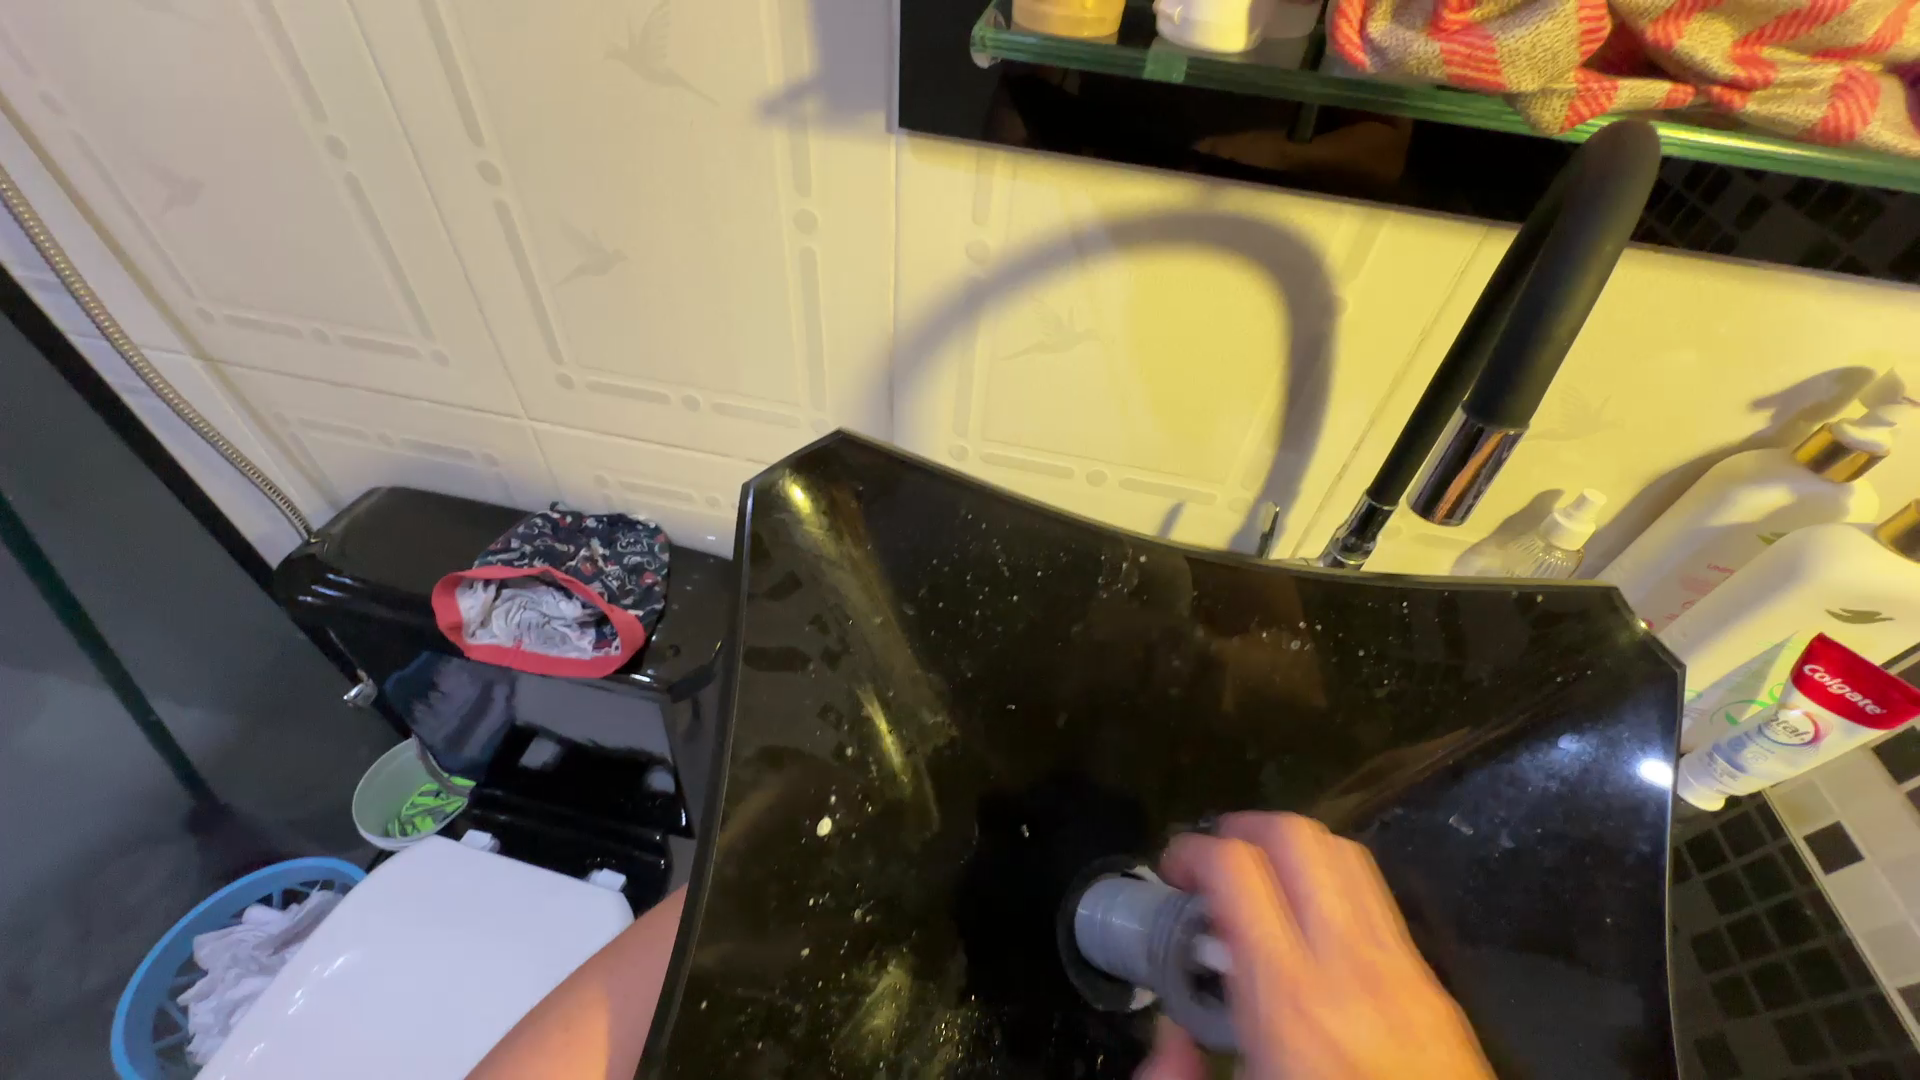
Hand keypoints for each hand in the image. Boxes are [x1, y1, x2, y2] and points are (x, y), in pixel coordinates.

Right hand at [1136, 813, 1493, 1079]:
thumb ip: (1178, 1075)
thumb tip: (1171, 1034)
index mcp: (1288, 1000)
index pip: (1237, 869)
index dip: (1191, 851)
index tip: (1172, 873)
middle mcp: (1348, 964)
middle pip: (1295, 837)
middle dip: (1242, 830)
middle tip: (1213, 863)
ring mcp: (1402, 970)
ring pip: (1343, 853)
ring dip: (1291, 849)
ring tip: (1261, 881)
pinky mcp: (1435, 988)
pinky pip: (1377, 899)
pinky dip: (1332, 886)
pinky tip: (1313, 929)